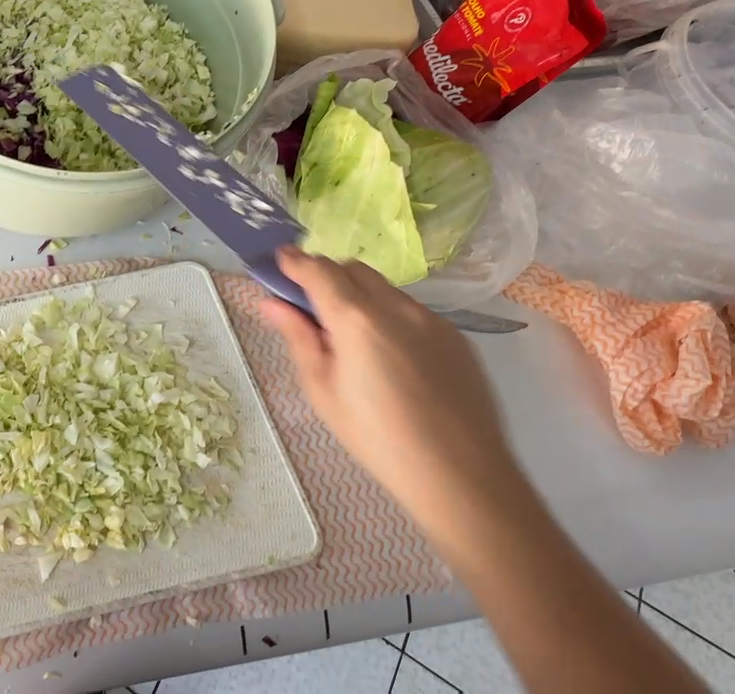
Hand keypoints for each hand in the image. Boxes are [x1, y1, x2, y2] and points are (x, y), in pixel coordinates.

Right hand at [259, 248, 522, 534]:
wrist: (461, 475)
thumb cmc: (376, 436)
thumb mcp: (322, 389)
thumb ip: (298, 338)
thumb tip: (273, 304)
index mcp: (356, 318)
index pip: (319, 270)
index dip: (295, 262)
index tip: (279, 260)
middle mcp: (396, 307)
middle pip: (354, 269)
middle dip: (327, 274)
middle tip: (309, 303)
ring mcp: (432, 320)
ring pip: (385, 288)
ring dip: (359, 293)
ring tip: (349, 334)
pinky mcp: (457, 338)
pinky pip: (412, 310)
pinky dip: (388, 314)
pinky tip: (387, 355)